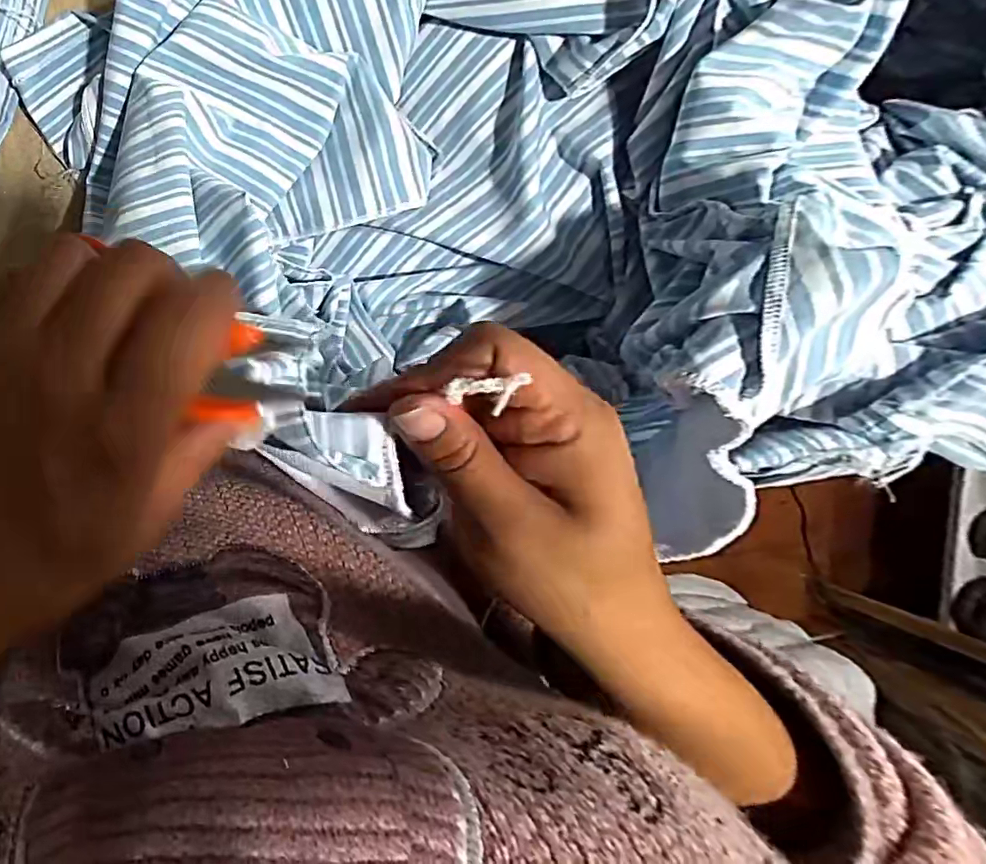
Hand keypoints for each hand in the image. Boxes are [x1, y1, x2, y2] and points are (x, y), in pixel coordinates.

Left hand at [0, 235, 249, 863]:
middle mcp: (66, 370)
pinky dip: (59, 279)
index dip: (220, 301)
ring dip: (112, 271)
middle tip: (167, 318)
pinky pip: (24, 272)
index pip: (188, 318)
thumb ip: (198, 449)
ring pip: (78, 252)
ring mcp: (8, 347)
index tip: (221, 320)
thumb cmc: (57, 558)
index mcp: (123, 428)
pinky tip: (63, 319)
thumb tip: (238, 402)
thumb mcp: (149, 520)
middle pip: (136, 265)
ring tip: (115, 312)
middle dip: (171, 279)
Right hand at [350, 323, 797, 805]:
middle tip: (371, 424)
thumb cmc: (572, 585)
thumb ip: (460, 458)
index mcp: (571, 414)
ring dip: (424, 410)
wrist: (614, 633)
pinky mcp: (524, 446)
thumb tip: (405, 403)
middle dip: (423, 390)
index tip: (402, 412)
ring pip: (468, 392)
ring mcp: (542, 426)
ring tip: (379, 434)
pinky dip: (436, 430)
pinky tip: (410, 448)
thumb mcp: (508, 525)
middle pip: (477, 366)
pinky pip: (472, 420)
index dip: (443, 370)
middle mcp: (558, 406)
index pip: (498, 351)